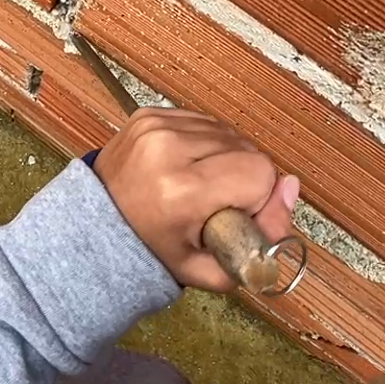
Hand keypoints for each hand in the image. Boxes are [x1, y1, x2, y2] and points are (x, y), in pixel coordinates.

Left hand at [93, 107, 298, 291]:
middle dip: (245, 179)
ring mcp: (155, 126)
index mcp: (180, 190)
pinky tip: (188, 167)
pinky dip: (205, 144)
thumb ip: (263, 239)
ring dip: (226, 159)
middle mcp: (166, 148)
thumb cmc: (149, 249)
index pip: (258, 171)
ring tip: (202, 187)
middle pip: (246, 148)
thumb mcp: (209, 269)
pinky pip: (202, 122)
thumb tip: (290, 186)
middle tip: (220, 205)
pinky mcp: (148, 114)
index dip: (261, 198)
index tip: (242, 216)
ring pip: (227, 132)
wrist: (94, 223)